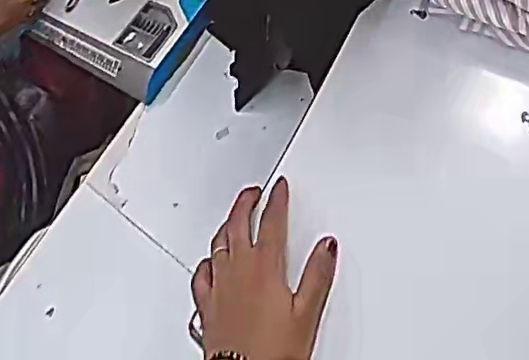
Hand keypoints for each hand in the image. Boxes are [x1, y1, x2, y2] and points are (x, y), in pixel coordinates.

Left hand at [192, 178, 336, 359]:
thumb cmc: (272, 354)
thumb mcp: (306, 314)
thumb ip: (318, 276)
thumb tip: (327, 246)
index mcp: (264, 266)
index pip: (272, 220)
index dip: (277, 199)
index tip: (280, 186)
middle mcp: (237, 270)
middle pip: (238, 222)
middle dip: (246, 201)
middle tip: (255, 191)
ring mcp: (218, 287)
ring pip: (218, 243)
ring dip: (226, 225)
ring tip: (233, 217)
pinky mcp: (205, 308)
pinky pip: (201, 275)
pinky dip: (206, 262)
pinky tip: (209, 262)